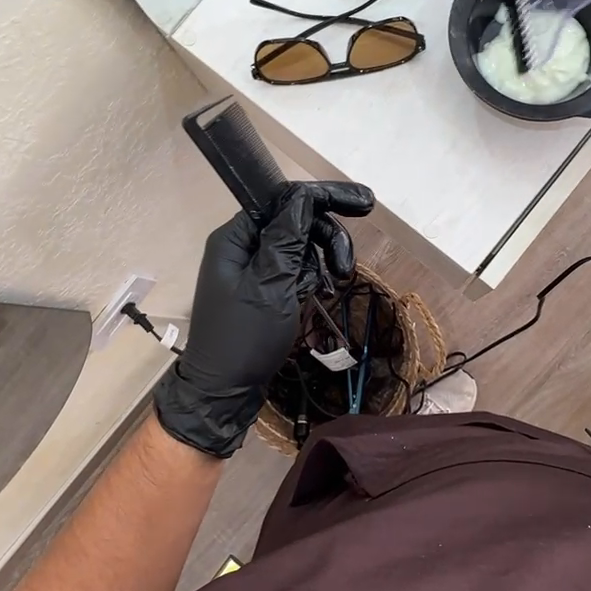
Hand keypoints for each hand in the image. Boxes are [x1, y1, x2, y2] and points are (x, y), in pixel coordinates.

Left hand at [153, 181, 375, 457]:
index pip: (285, 200)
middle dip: (324, 241)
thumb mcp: (270, 284)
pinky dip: (307, 282)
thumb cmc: (245, 337)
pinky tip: (311, 299)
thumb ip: (287, 238)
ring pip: (298, 249)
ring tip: (325, 290)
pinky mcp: (261, 291)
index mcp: (236, 238)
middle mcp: (241, 247)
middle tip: (345, 268)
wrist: (224, 392)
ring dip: (317, 265)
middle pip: (295, 223)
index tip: (365, 204)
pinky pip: (291, 272)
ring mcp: (251, 270)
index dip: (324, 199)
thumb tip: (303, 198)